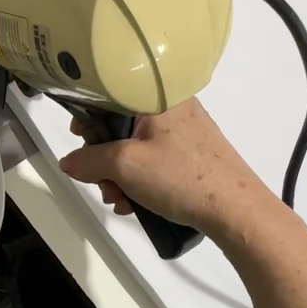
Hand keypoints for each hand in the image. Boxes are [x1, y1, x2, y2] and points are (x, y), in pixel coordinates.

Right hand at [56, 98, 280, 239]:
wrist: (237, 211)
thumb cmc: (180, 177)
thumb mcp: (123, 165)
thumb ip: (88, 160)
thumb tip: (69, 163)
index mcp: (159, 99)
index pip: (111, 96)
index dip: (89, 116)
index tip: (78, 138)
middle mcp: (174, 109)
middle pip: (121, 127)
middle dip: (103, 158)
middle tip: (102, 182)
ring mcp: (186, 134)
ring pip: (135, 148)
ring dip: (119, 175)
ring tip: (120, 200)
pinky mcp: (193, 156)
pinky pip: (153, 161)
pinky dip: (139, 180)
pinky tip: (135, 203)